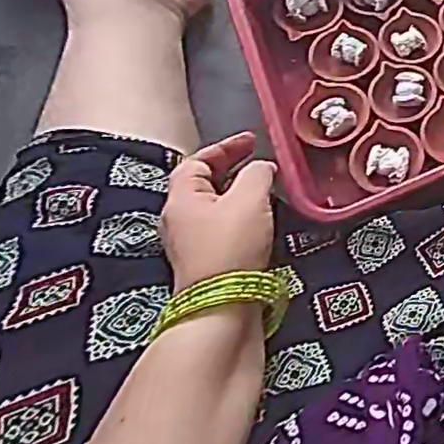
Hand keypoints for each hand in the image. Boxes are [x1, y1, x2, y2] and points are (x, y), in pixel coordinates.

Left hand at [161, 132, 277, 291]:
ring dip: (238, 191)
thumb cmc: (232, 243)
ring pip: (214, 204)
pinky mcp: (206, 259)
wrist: (223, 303)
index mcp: (182, 198)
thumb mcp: (251, 198)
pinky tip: (260, 216)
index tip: (251, 141)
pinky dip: (240, 212)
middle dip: (231, 168)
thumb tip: (262, 168)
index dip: (225, 147)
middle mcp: (179, 218)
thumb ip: (258, 173)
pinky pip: (221, 224)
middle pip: (203, 182)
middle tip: (258, 160)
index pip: (197, 161)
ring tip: (264, 185)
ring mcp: (190, 241)